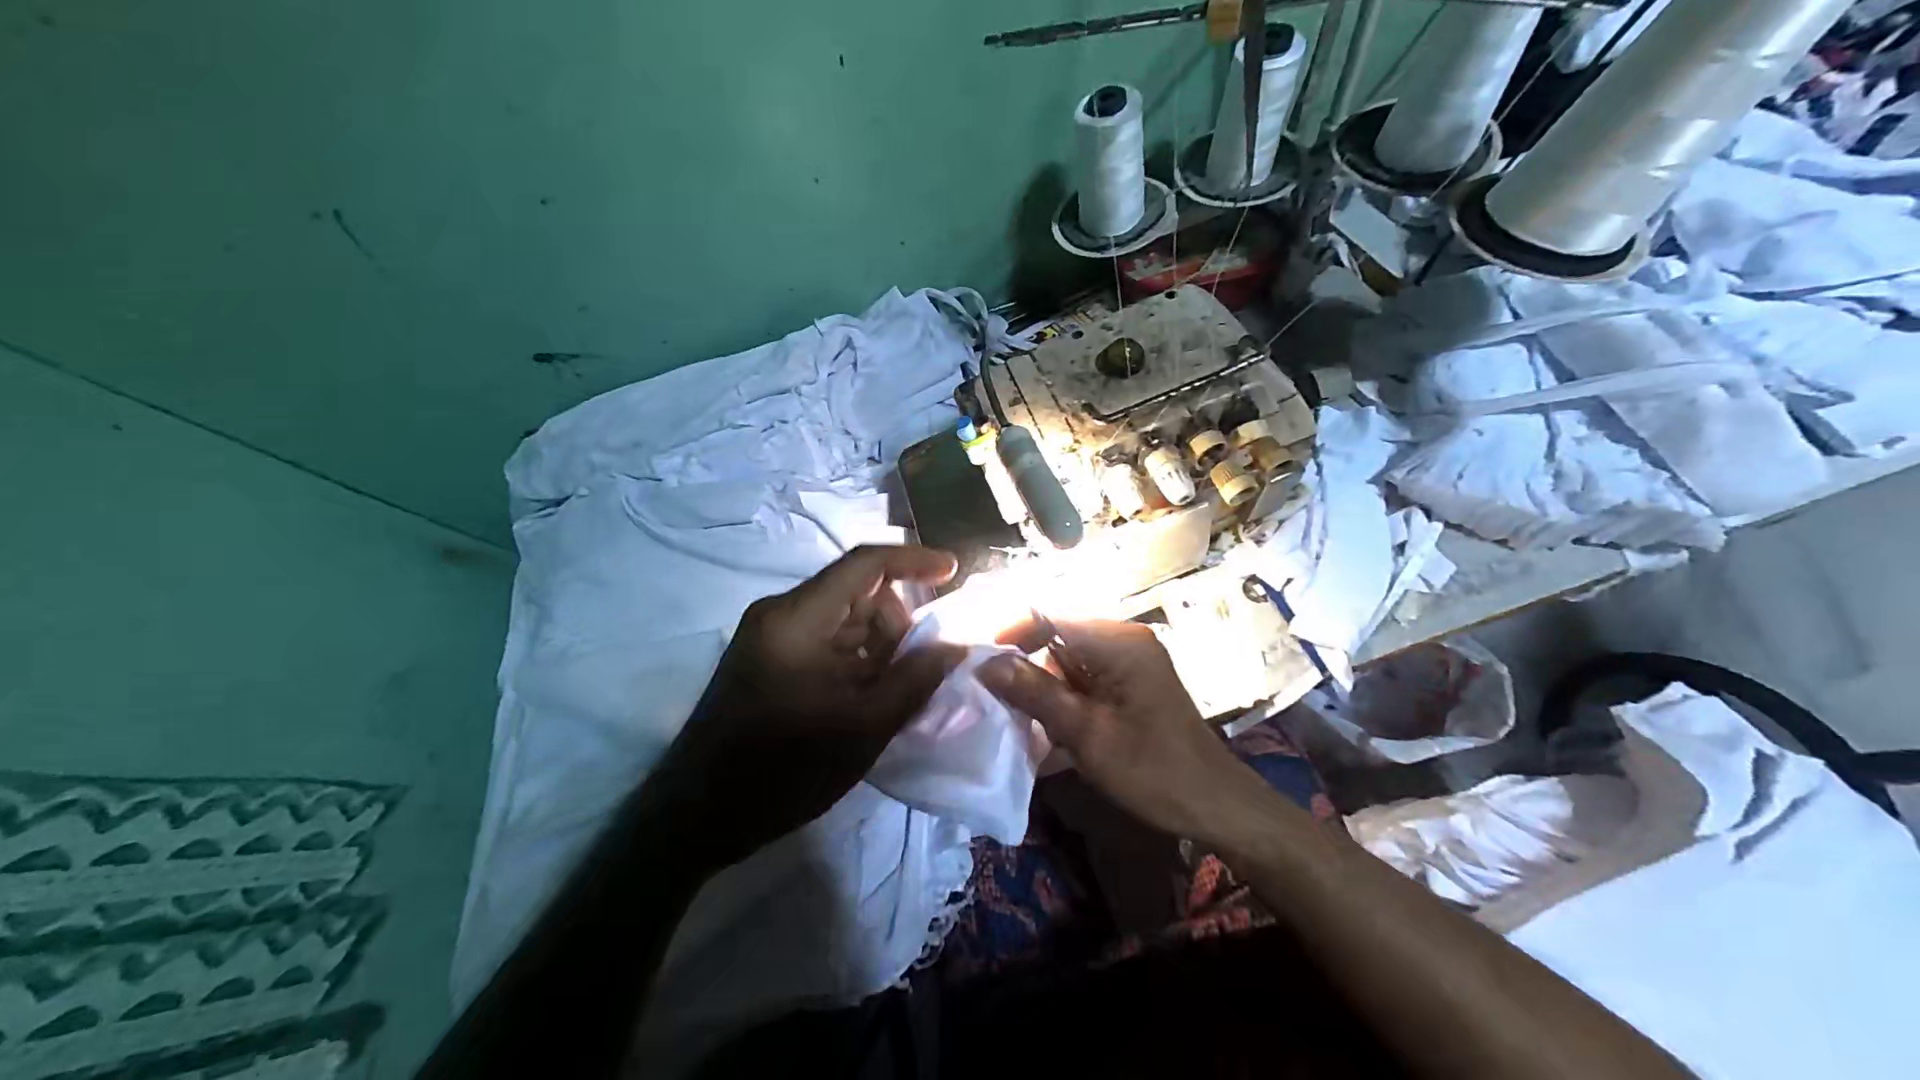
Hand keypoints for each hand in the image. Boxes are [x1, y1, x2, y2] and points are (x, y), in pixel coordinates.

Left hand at [654, 545, 965, 868]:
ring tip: (896, 693)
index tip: (952, 571)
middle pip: (855, 594)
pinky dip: (854, 661)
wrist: (697, 817)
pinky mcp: (765, 662)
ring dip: (877, 646)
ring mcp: (769, 638)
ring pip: (842, 620)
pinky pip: (823, 643)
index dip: (913, 561)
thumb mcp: (863, 727)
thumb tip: (953, 647)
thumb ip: (914, 680)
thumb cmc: (784, 769)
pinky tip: (869, 699)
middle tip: (920, 670)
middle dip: (897, 623)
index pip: (864, 564)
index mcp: (798, 618)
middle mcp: (779, 614)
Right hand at [976, 618, 1275, 843]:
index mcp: (1118, 641)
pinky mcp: (1129, 684)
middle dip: (1025, 667)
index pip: (1050, 618)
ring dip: (1042, 688)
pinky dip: (1062, 699)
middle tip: (995, 700)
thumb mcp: (1086, 733)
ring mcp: (1128, 662)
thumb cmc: (1153, 769)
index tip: (979, 668)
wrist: (1214, 805)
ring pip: (1066, 661)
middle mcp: (1123, 641)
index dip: (1011, 637)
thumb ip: (1035, 693)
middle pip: (1056, 638)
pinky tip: (1050, 730)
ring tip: (1019, 719)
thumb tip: (985, 664)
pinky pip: (1082, 679)